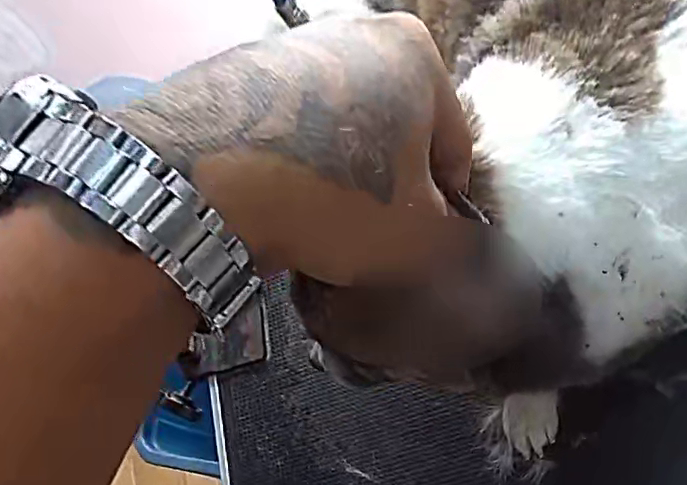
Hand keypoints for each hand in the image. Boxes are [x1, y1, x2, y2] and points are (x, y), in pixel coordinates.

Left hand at [108, 14, 476, 285]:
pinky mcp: (256, 73)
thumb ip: (468, 246)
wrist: (211, 180)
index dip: (445, 213)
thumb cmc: (340, 202)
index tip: (419, 244)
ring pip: (355, 140)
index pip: (457, 155)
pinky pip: (307, 135)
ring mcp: (303, 47)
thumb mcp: (424, 240)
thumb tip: (476, 251)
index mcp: (418, 56)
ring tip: (331, 226)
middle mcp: (363, 31)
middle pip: (403, 142)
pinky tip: (296, 204)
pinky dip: (311, 171)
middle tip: (374, 241)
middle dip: (396, 196)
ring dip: (354, 187)